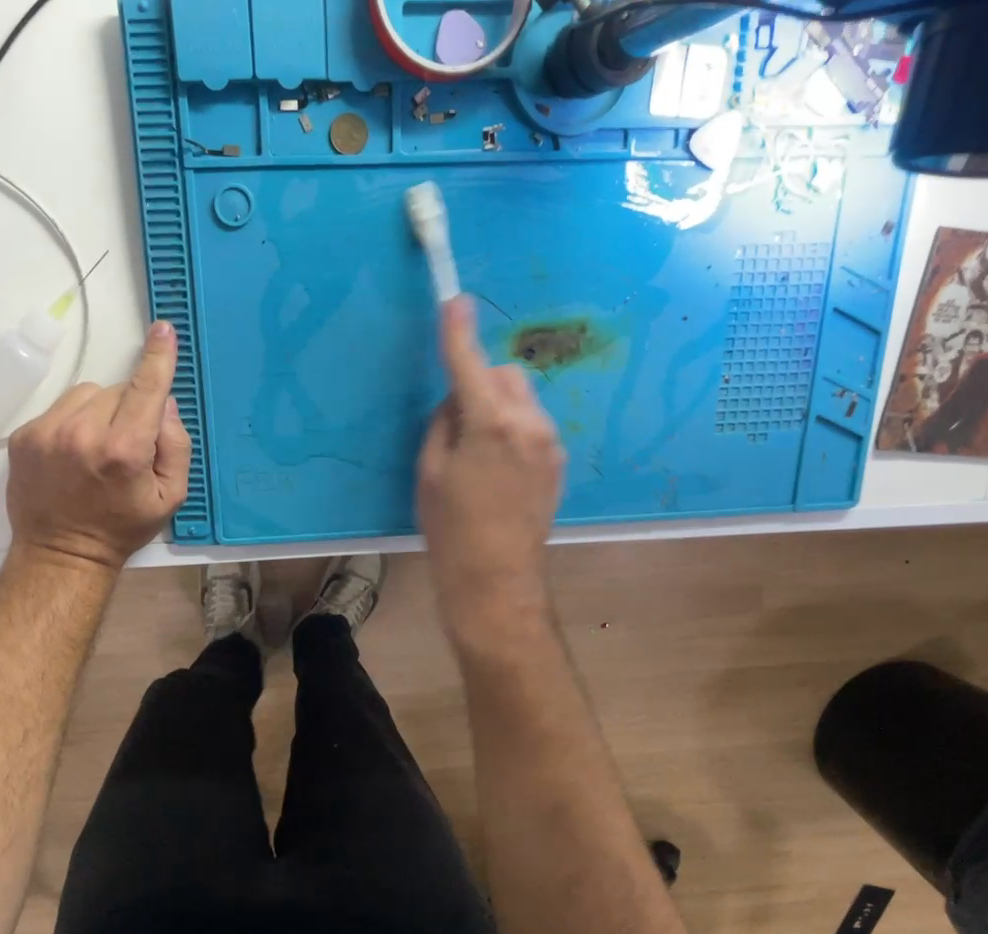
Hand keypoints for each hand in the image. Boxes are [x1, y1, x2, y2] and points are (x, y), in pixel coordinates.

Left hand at [5, 321, 191, 571]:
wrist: (61, 554)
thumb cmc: (122, 527)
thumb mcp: (171, 497)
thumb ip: (175, 445)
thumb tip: (163, 404)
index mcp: (124, 450)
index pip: (145, 389)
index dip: (158, 358)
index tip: (163, 330)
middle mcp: (84, 433)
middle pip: (118, 390)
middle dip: (130, 408)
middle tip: (129, 445)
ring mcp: (48, 432)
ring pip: (88, 393)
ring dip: (101, 410)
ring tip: (99, 447)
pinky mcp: (26, 435)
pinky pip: (62, 407)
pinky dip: (75, 420)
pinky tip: (75, 451)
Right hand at [417, 296, 565, 639]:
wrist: (495, 579)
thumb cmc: (450, 528)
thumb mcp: (430, 470)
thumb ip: (445, 421)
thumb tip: (459, 399)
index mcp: (490, 423)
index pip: (470, 364)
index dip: (458, 331)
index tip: (454, 301)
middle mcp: (529, 424)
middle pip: (506, 374)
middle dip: (482, 382)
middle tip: (457, 420)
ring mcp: (550, 444)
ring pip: (523, 399)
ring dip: (499, 407)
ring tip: (479, 454)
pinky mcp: (558, 462)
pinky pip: (533, 426)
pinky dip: (514, 429)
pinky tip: (498, 470)